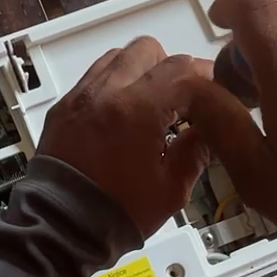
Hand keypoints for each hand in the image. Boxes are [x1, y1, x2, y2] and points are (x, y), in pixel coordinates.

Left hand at [36, 37, 215, 237]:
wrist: (60, 227)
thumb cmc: (115, 213)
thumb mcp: (171, 189)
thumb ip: (195, 152)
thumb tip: (206, 131)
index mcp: (136, 109)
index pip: (181, 70)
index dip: (206, 79)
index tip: (216, 92)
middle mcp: (105, 92)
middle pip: (147, 49)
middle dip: (171, 68)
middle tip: (183, 97)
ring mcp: (80, 96)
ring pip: (117, 56)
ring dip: (141, 71)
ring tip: (152, 103)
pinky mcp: (64, 107)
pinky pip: (93, 76)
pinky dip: (114, 84)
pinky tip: (124, 113)